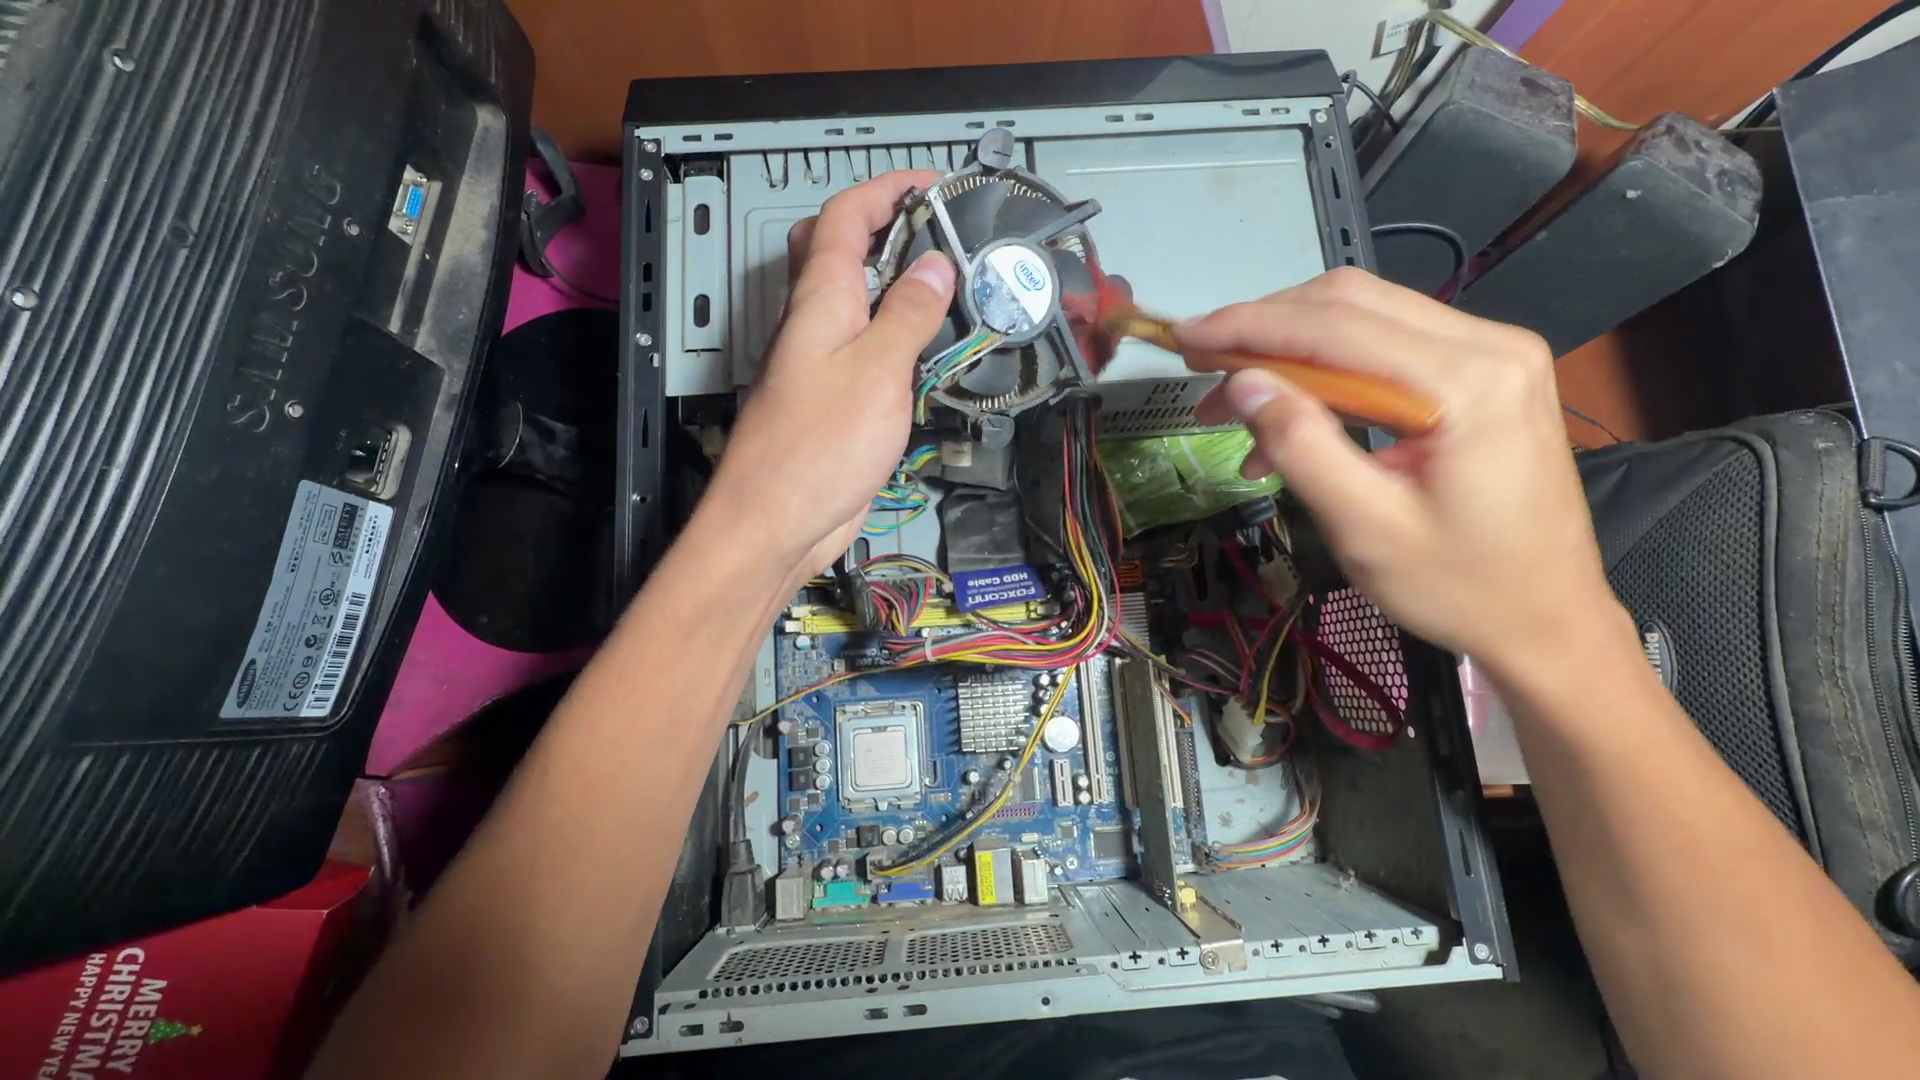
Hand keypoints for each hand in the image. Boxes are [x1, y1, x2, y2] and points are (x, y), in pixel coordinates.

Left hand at [703, 172, 955, 586]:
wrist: (777, 519)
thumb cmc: (820, 443)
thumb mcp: (876, 370)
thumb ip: (907, 314)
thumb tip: (935, 264)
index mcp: (820, 299)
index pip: (845, 218)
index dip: (886, 190)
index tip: (933, 184)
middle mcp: (816, 321)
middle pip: (838, 250)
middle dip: (884, 224)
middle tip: (939, 230)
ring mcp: (822, 361)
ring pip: (855, 301)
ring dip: (896, 281)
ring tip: (951, 283)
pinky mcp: (835, 399)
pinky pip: (867, 348)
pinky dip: (897, 333)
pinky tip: (930, 347)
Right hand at [1185, 268, 1626, 671]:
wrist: (1546, 618)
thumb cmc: (1458, 586)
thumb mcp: (1365, 527)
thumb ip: (1301, 446)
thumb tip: (1241, 384)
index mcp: (1468, 381)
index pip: (1336, 326)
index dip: (1249, 325)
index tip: (1184, 337)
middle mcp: (1489, 345)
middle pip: (1350, 303)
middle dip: (1264, 328)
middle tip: (1199, 366)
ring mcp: (1492, 353)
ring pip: (1364, 317)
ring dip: (1289, 350)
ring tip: (1233, 401)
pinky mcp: (1483, 372)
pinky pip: (1386, 349)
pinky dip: (1325, 373)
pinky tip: (1288, 419)